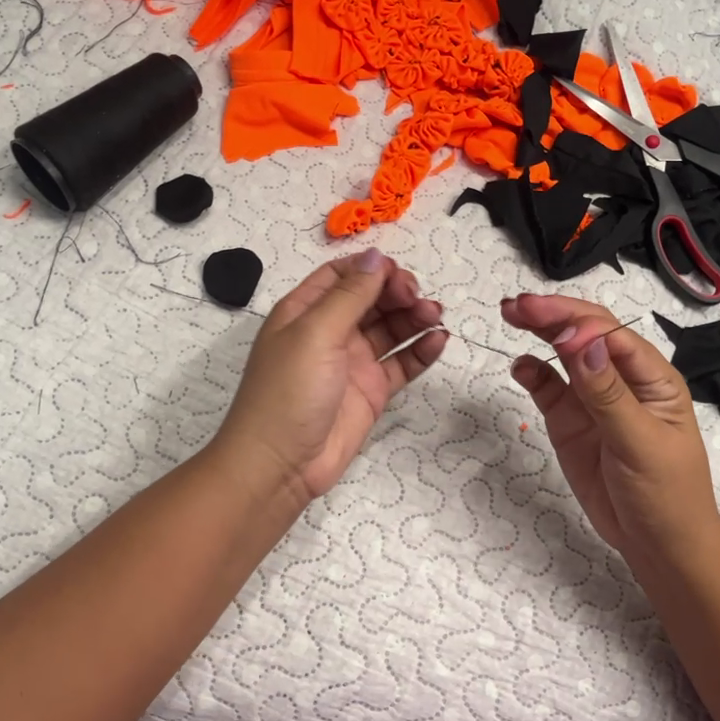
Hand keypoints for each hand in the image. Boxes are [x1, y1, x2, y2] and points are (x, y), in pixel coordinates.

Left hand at [215, 249, 447, 506]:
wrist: (280, 465)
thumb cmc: (288, 392)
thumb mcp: (315, 334)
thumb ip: (349, 295)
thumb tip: (376, 256)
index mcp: (304, 311)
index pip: (342, 275)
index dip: (371, 269)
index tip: (397, 276)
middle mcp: (329, 332)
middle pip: (371, 298)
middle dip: (397, 292)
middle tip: (419, 299)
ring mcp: (352, 362)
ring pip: (390, 328)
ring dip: (414, 317)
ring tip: (435, 317)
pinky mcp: (371, 391)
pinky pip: (402, 363)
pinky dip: (421, 350)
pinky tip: (439, 341)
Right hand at [502, 293, 719, 556]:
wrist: (658, 545)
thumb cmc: (665, 493)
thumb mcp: (640, 443)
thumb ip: (607, 394)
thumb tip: (582, 342)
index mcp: (652, 377)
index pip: (611, 335)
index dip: (577, 322)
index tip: (543, 320)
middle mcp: (621, 379)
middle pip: (585, 335)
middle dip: (553, 315)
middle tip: (514, 305)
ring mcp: (593, 400)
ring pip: (564, 355)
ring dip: (539, 334)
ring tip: (509, 315)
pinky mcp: (571, 423)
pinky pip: (549, 389)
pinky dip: (533, 374)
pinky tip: (519, 366)